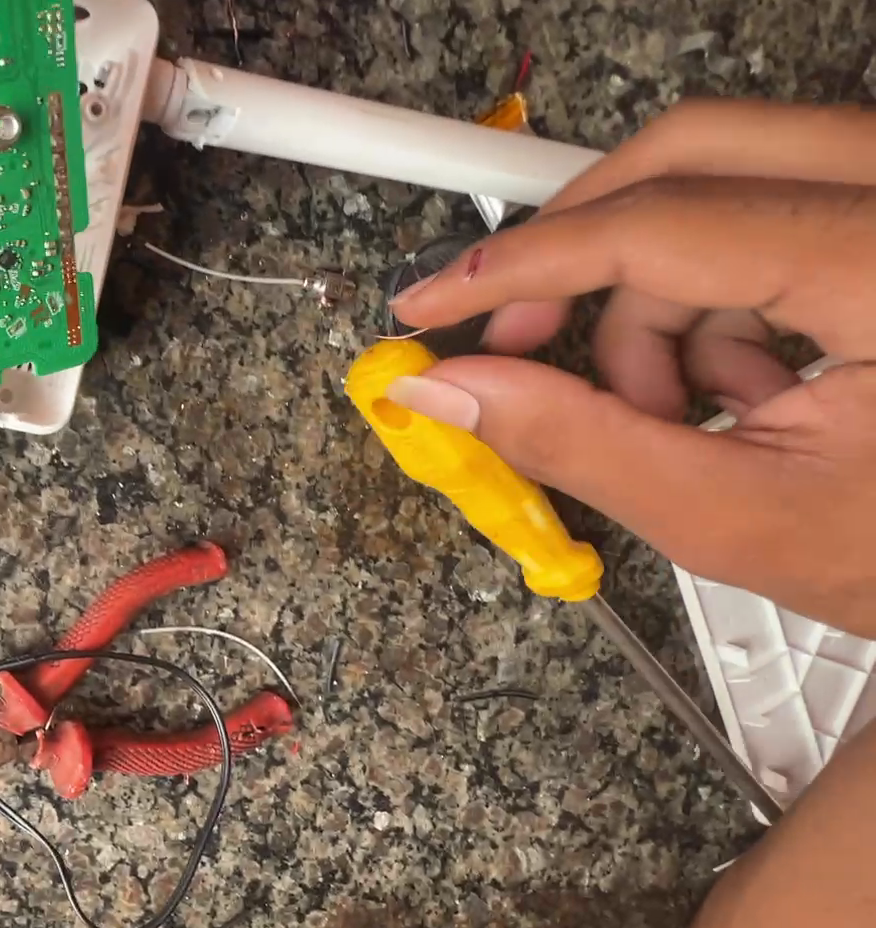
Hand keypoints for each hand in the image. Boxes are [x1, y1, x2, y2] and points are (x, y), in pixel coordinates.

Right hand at [389, 100, 875, 637]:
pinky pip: (758, 225)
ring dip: (639, 299)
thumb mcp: (726, 515)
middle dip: (570, 247)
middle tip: (516, 335)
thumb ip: (569, 443)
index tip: (428, 306)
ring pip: (716, 189)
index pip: (661, 224)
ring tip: (653, 408)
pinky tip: (715, 389)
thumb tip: (442, 389)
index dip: (519, 263)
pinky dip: (697, 305)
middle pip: (693, 152)